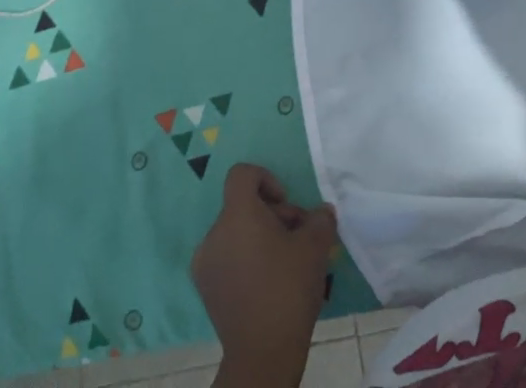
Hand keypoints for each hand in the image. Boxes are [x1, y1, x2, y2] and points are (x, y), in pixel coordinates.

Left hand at [194, 163, 336, 387]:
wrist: (263, 351)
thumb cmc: (289, 288)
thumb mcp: (316, 247)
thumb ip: (320, 219)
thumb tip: (321, 212)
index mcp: (237, 215)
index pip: (242, 174)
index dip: (267, 178)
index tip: (286, 203)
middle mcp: (214, 233)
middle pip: (243, 206)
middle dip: (274, 215)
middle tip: (299, 238)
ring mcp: (205, 261)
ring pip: (236, 232)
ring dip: (261, 237)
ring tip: (286, 262)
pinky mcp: (205, 287)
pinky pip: (227, 256)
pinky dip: (246, 258)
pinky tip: (268, 283)